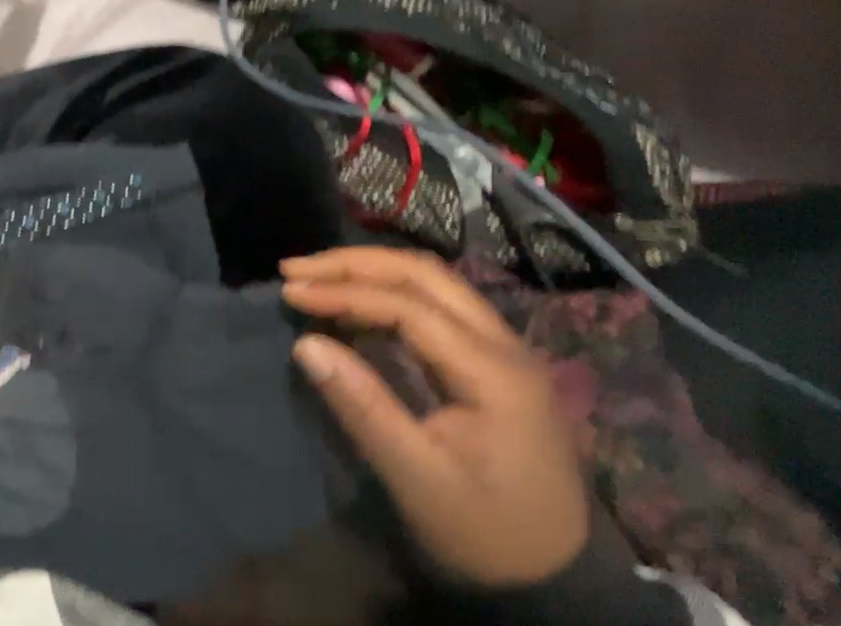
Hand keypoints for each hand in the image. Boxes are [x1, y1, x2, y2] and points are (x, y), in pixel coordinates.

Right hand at [281, 249, 589, 587]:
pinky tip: (350, 307)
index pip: (408, 305)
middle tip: (294, 270)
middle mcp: (506, 346)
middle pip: (425, 275)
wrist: (552, 576)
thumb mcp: (415, 476)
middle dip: (354, 264)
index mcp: (494, 372)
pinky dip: (388, 294)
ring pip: (433, 283)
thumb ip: (362, 405)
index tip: (289, 293)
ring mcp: (504, 352)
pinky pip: (437, 307)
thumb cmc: (482, 530)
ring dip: (371, 272)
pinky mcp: (492, 364)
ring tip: (314, 278)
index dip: (343, 292)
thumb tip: (304, 343)